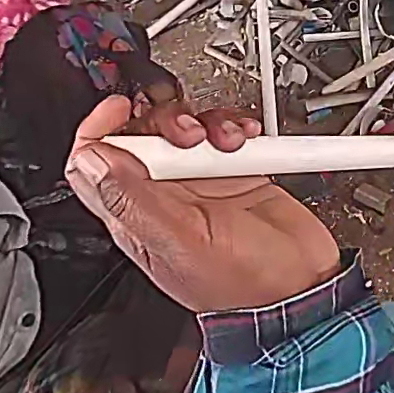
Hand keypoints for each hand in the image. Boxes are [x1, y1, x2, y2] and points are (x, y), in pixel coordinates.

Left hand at [64, 95, 340, 312]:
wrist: (301, 284)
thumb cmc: (245, 284)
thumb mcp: (184, 243)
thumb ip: (136, 201)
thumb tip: (92, 160)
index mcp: (138, 217)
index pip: (94, 166)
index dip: (98, 130)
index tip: (118, 108)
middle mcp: (167, 195)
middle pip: (144, 136)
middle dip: (168, 122)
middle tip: (191, 137)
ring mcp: (204, 181)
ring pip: (187, 128)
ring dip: (209, 123)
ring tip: (230, 142)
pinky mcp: (238, 171)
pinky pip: (227, 132)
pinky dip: (238, 126)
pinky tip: (249, 139)